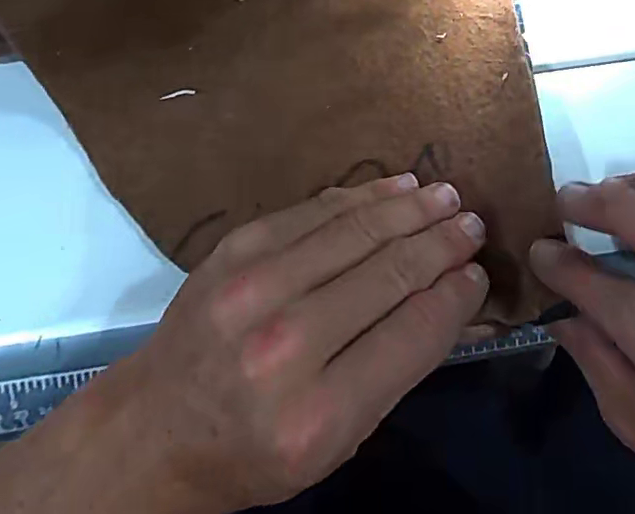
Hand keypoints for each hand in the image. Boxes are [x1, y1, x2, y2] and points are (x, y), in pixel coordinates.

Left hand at [0, 175, 488, 513]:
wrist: (153, 429)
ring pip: (359, 230)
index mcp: (315, 416)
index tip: (480, 271)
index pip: (414, 333)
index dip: (457, 293)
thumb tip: (459, 289)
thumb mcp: (338, 439)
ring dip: (413, 208)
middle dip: (443, 241)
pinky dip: (367, 194)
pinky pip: (319, 208)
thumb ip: (401, 364)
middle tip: (474, 223)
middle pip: (390, 272)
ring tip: (448, 194)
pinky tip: (399, 186)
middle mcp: (282, 348)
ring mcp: (252, 289)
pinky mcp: (235, 248)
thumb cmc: (257, 447)